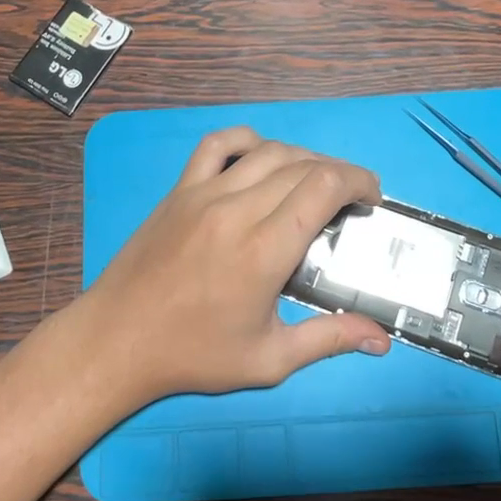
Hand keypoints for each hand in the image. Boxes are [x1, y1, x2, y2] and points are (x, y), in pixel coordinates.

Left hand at [80, 127, 390, 401]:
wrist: (117, 340)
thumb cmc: (193, 354)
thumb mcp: (268, 359)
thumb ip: (328, 340)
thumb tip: (383, 341)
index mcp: (264, 250)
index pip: (323, 187)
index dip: (358, 181)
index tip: (371, 199)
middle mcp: (237, 210)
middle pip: (302, 165)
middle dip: (339, 172)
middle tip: (351, 197)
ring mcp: (203, 194)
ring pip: (266, 151)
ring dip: (302, 157)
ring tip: (315, 180)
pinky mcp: (179, 191)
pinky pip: (216, 145)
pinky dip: (246, 140)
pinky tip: (261, 156)